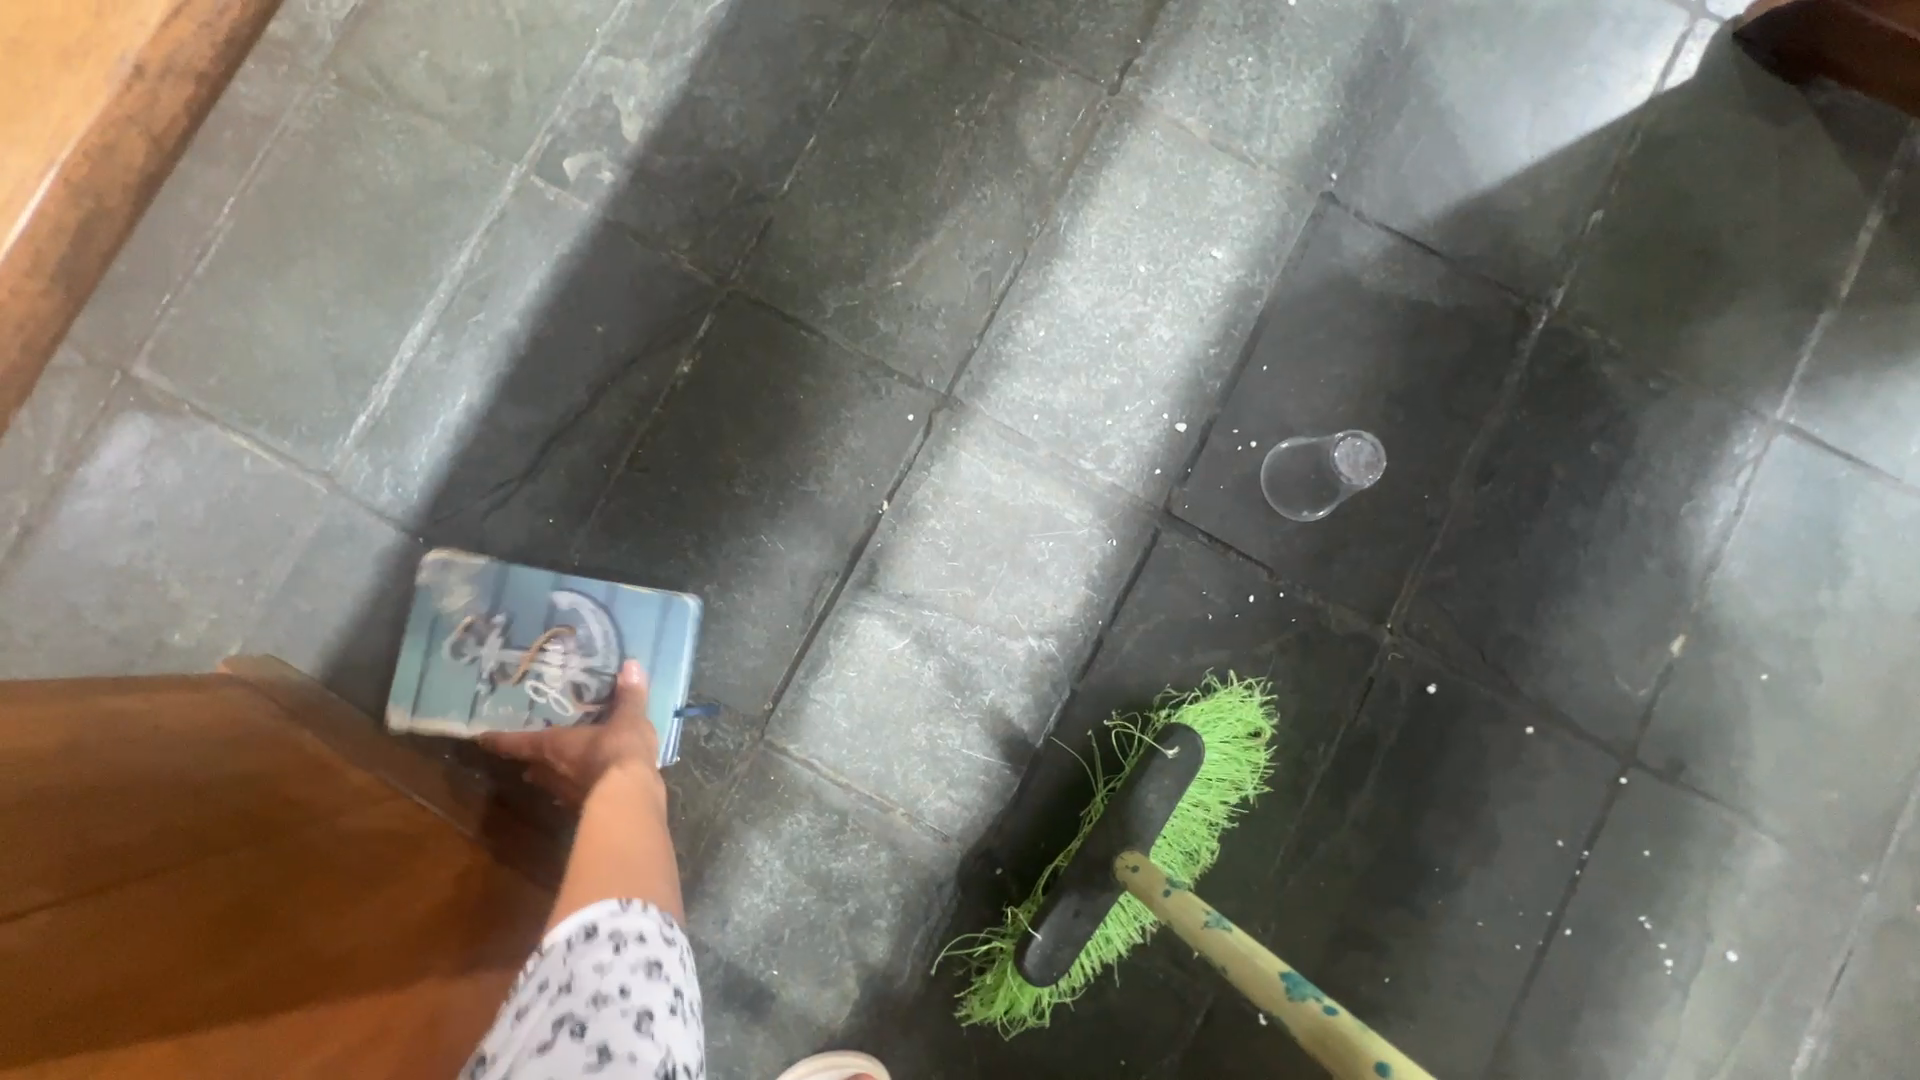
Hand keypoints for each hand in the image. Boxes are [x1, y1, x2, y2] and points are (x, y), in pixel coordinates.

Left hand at [479, 659, 659, 805]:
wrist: (630, 798)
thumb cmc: (617, 751)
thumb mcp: (629, 718)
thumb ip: (629, 695)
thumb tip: (631, 665)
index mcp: (553, 746)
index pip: (518, 742)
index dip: (499, 740)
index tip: (481, 739)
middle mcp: (552, 772)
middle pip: (532, 766)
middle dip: (531, 762)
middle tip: (532, 756)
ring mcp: (567, 795)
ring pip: (551, 785)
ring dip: (553, 778)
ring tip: (560, 771)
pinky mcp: (585, 810)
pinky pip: (575, 797)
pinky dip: (580, 791)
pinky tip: (590, 788)